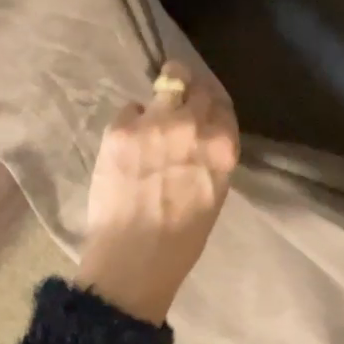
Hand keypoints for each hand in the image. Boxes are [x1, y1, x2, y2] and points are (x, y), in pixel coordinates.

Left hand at [78, 61, 239, 323]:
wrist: (133, 259)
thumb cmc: (181, 240)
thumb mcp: (215, 194)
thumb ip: (212, 158)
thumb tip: (202, 137)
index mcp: (223, 147)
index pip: (223, 105)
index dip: (211, 106)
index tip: (202, 110)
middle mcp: (193, 126)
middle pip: (196, 87)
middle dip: (188, 91)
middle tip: (176, 102)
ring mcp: (155, 123)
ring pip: (166, 83)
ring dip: (162, 95)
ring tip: (151, 114)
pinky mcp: (121, 128)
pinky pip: (129, 108)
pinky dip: (131, 120)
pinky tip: (127, 144)